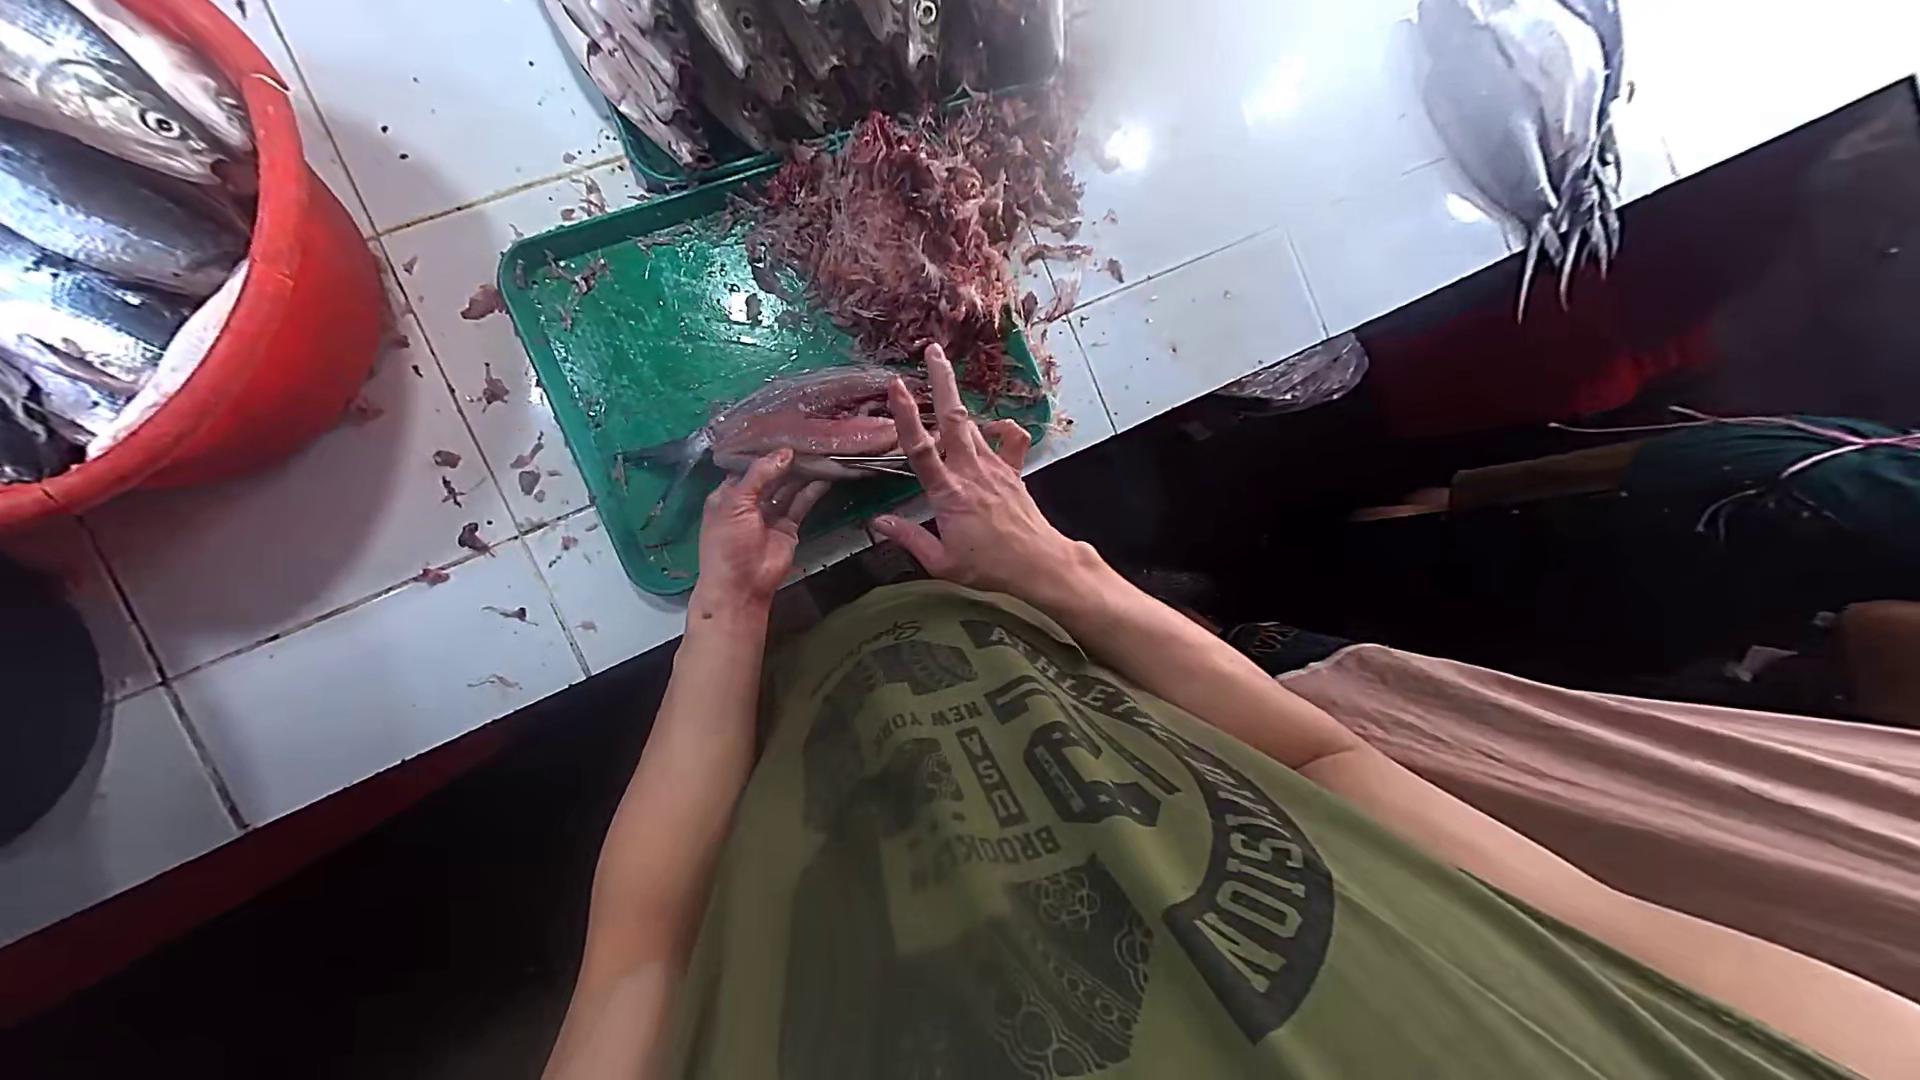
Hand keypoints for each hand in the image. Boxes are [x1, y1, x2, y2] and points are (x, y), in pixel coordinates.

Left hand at [692, 449, 830, 615]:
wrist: (742, 586)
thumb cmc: (728, 544)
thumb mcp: (736, 503)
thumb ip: (760, 475)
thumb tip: (785, 453)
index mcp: (728, 493)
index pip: (747, 464)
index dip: (764, 450)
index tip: (784, 432)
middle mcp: (750, 500)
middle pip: (771, 474)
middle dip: (787, 460)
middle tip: (808, 440)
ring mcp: (770, 514)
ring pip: (788, 487)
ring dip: (802, 473)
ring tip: (820, 454)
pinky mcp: (788, 526)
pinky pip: (801, 504)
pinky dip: (812, 491)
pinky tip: (824, 478)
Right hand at [870, 344, 1097, 607]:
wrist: (1038, 564)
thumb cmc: (989, 567)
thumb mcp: (941, 562)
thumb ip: (908, 539)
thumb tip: (878, 523)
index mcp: (949, 494)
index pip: (921, 450)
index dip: (907, 417)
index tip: (896, 386)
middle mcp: (971, 472)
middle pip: (953, 419)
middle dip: (942, 381)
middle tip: (932, 351)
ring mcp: (995, 468)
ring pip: (974, 424)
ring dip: (958, 398)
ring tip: (946, 373)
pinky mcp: (1012, 471)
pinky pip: (1009, 439)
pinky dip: (999, 427)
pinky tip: (987, 426)